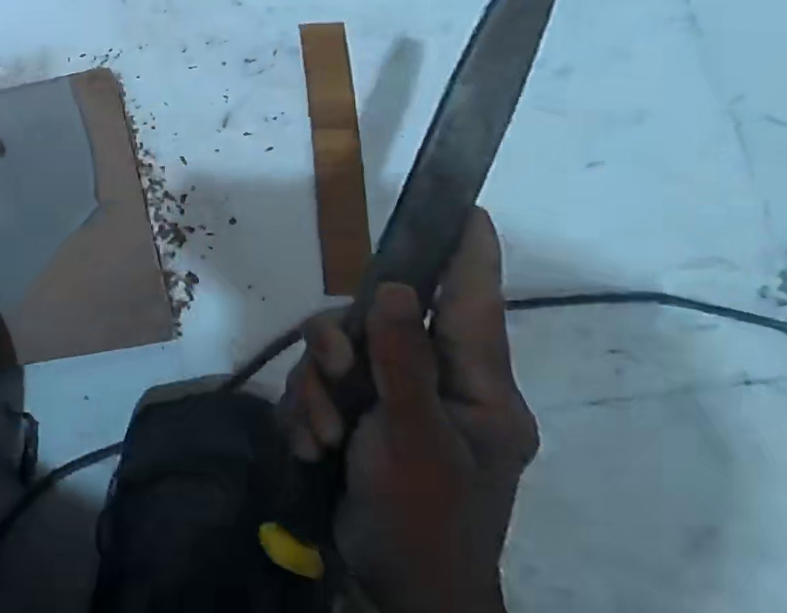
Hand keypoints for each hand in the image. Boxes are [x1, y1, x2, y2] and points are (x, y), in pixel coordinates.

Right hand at [278, 209, 537, 612]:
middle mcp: (435, 387)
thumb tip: (399, 288)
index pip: (475, 307)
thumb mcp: (416, 440)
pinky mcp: (356, 419)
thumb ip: (404, 362)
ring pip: (337, 355)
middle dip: (343, 350)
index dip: (470, 258)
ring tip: (322, 436)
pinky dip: (307, 414)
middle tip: (335, 378)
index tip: (468, 211)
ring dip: (317, 392)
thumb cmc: (425, 516)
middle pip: (378, 324)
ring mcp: (392, 403)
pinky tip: (312, 448)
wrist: (395, 589)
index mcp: (478, 392)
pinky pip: (318, 389)